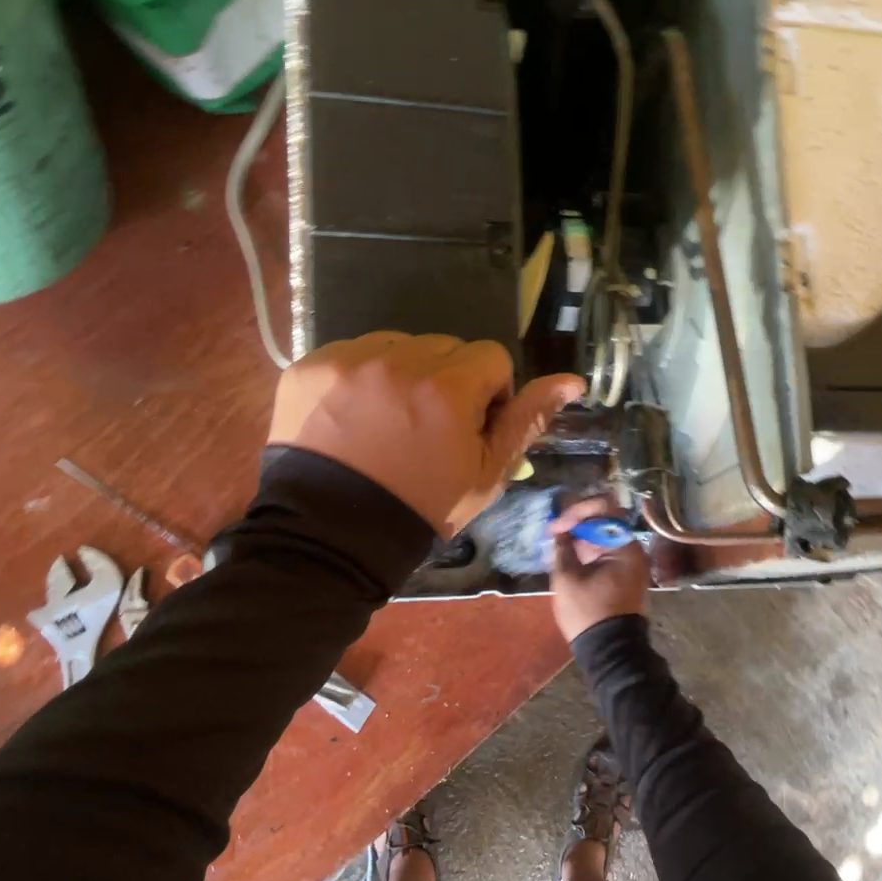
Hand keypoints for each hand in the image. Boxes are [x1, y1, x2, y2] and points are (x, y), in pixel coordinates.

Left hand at [269, 332, 585, 535]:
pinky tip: (356, 418)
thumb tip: (572, 380)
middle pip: (445, 347)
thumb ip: (528, 420)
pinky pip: (352, 353)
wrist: (334, 536)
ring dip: (405, 373)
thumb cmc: (423, 507)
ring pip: (399, 344)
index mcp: (447, 388)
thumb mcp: (487, 474)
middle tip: (431, 429)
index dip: (489, 394)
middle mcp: (398, 360)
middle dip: (448, 380)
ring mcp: (347, 361)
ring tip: (390, 422)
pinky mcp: (309, 367)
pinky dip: (361, 377)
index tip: (470, 429)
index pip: (491, 357)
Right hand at [549, 499, 649, 641]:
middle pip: (604, 521)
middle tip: (552, 534)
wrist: (610, 650)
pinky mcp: (625, 574)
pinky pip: (606, 552)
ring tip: (556, 547)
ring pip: (603, 537)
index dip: (577, 510)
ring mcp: (631, 562)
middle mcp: (633, 549)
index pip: (604, 507)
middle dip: (576, 524)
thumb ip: (562, 547)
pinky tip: (568, 558)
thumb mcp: (567, 578)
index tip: (557, 527)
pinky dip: (588, 551)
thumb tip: (560, 530)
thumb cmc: (588, 613)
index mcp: (624, 546)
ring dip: (580, 538)